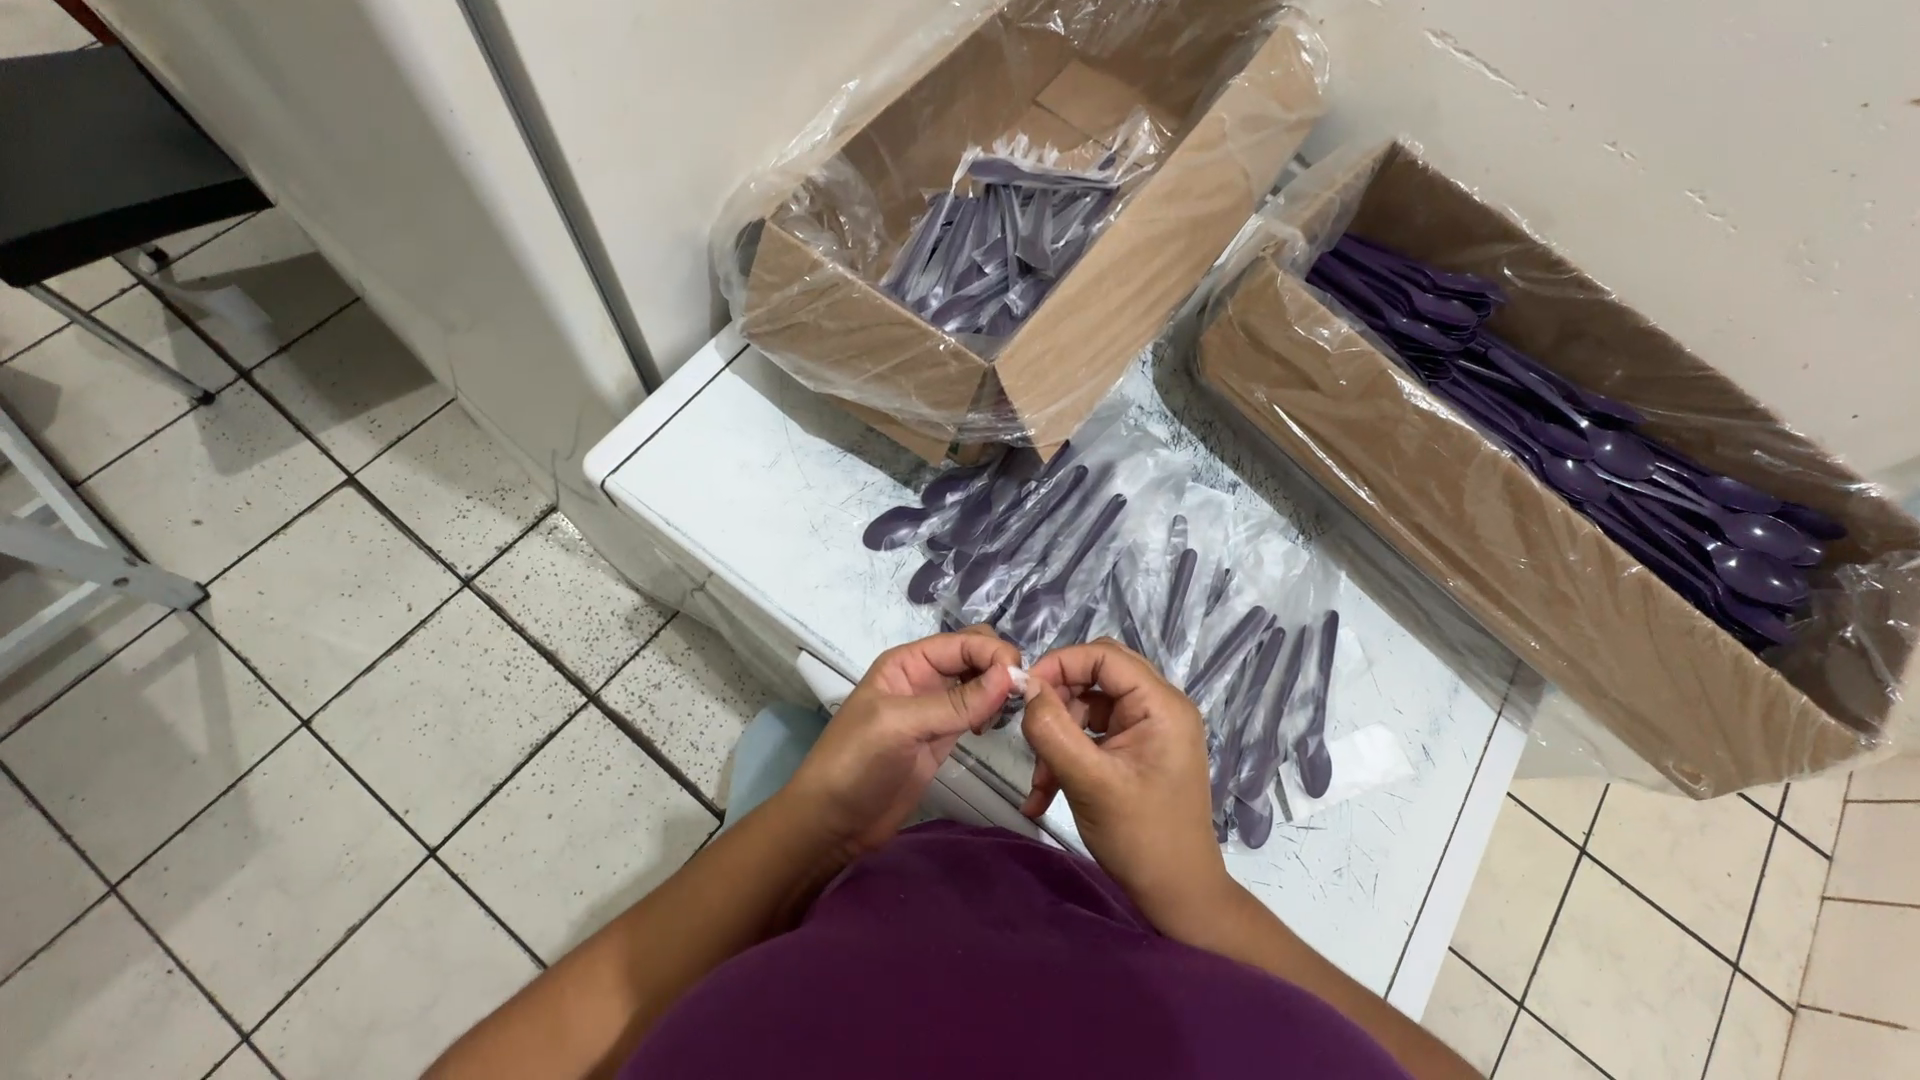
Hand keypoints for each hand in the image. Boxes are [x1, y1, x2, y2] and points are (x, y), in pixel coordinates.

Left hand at [784, 627, 1020, 856]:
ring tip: (1011, 713)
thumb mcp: (900, 725)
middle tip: (1019, 697)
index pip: (963, 641)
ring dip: (1000, 689)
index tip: (1019, 680)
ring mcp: (935, 708)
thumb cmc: (856, 763)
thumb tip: (1010, 676)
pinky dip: (993, 712)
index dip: (994, 653)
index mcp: (908, 661)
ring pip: (980, 683)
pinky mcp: (943, 737)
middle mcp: (924, 677)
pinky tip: (995, 726)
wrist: (834, 821)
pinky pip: (976, 712)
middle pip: (975, 656)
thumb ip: (955, 702)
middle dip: (1001, 667)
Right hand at [1022, 639, 1238, 941]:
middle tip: (1029, 727)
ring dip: (1057, 736)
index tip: (1023, 690)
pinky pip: (1092, 736)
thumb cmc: (1141, 837)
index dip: (1061, 663)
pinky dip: (1066, 756)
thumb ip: (1053, 730)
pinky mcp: (1136, 752)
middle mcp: (1159, 708)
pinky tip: (1043, 793)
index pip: (1104, 656)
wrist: (1176, 894)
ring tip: (1039, 780)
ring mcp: (1148, 730)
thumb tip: (1026, 687)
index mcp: (1161, 705)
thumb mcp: (1089, 781)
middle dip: (1057, 700)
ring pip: (1088, 706)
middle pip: (1097, 675)